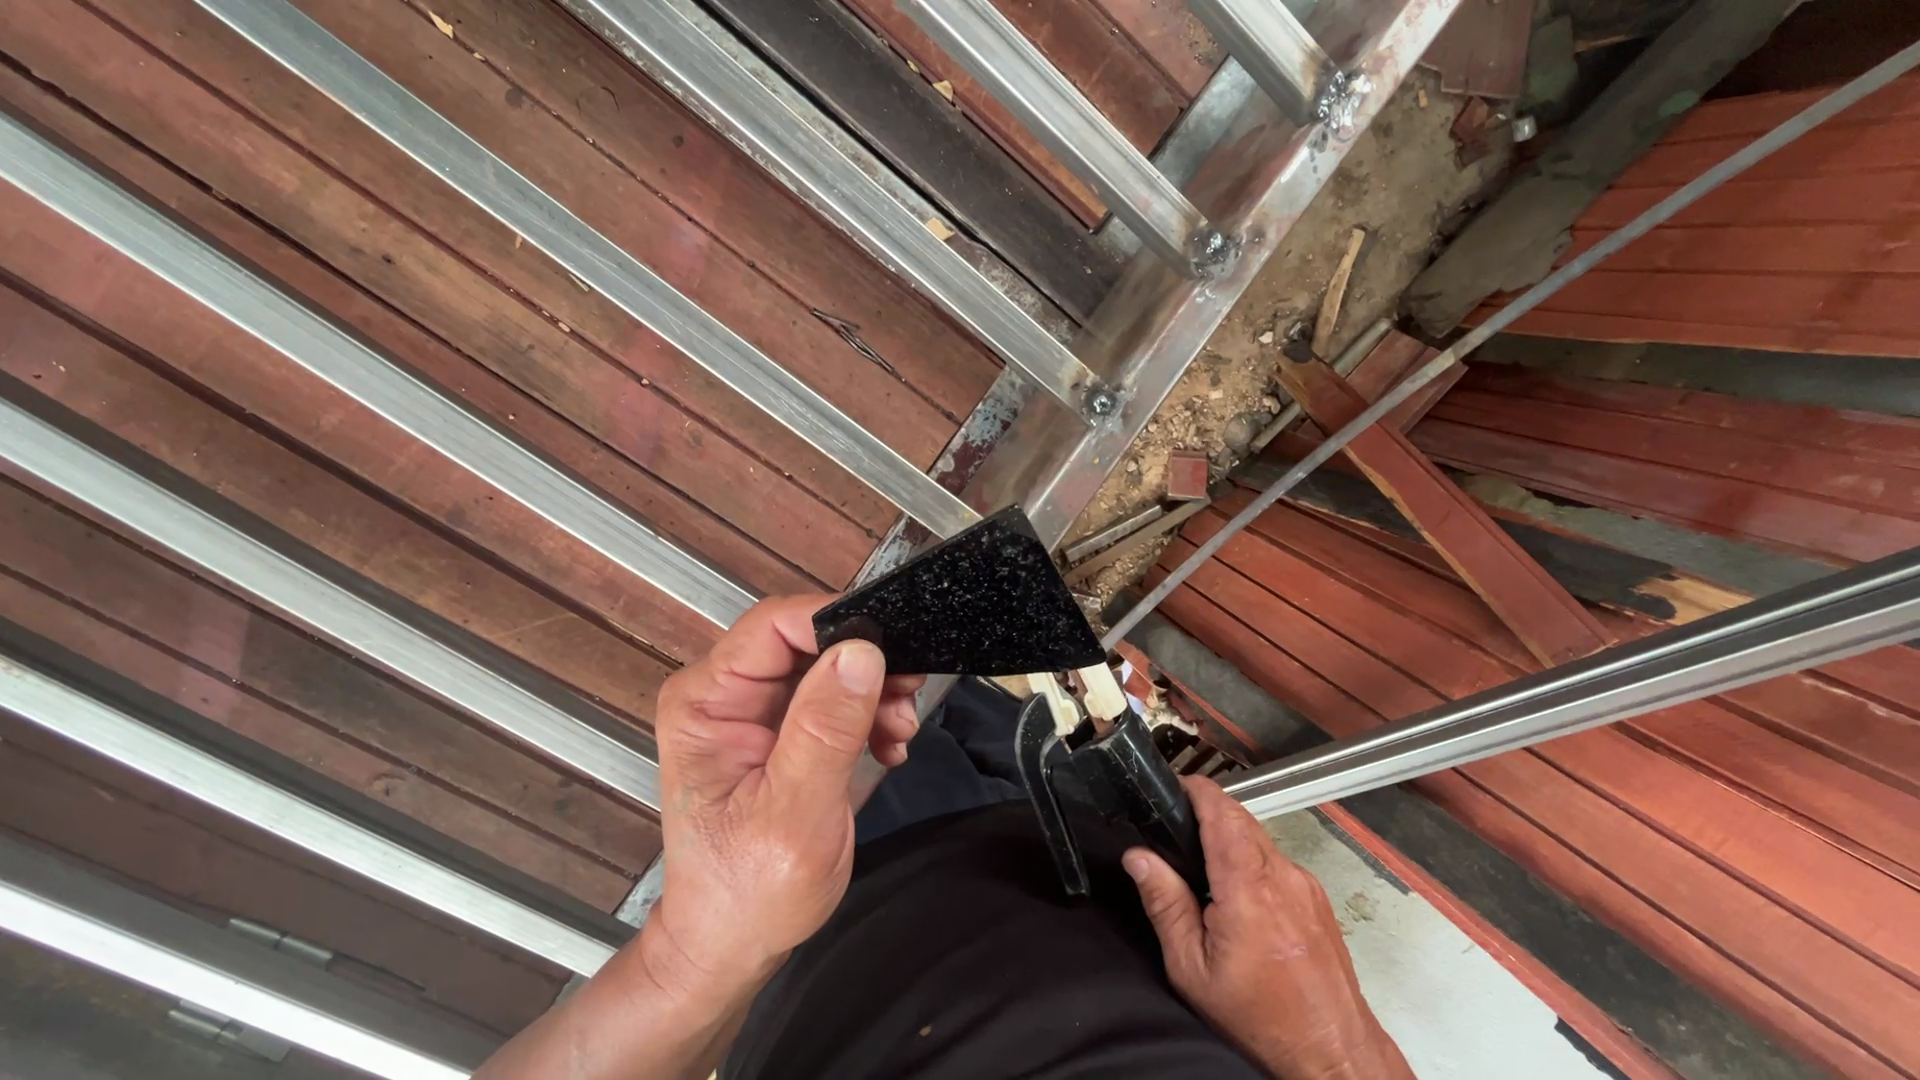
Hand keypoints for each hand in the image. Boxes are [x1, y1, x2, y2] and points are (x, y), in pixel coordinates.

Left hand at [475, 595, 921, 1079]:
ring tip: (896, 732)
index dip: (837, 626)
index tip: (892, 654)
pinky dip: (869, 712)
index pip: (774, 626)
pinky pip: (835, 696)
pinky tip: (886, 745)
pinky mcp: (782, 729)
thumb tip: (863, 651)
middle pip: (806, 641)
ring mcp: (753, 711)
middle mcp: (725, 694)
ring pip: (828, 665)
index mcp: (707, 701)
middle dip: (864, 664)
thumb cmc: (749, 891)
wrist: (734, 942)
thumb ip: (825, 729)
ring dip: (873, 691)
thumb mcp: (794, 812)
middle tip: (904, 701)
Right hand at [1124, 777, 1410, 1079]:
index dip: (1197, 790)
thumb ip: (1164, 904)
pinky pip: (1277, 862)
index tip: (1174, 785)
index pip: (1222, 812)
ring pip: (1260, 838)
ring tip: (1202, 864)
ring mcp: (1305, 885)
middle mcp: (1282, 876)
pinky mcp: (1316, 898)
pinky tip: (1237, 893)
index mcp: (1247, 887)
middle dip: (1209, 811)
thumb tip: (1138, 857)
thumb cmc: (1258, 1016)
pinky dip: (1252, 860)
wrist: (1330, 1052)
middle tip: (1177, 824)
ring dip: (1231, 836)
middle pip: (1241, 818)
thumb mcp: (1192, 968)